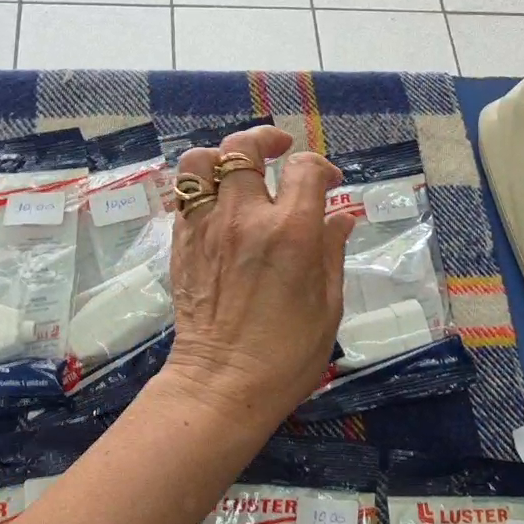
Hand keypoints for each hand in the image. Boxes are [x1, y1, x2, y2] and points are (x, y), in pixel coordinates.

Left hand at [164, 125, 352, 429]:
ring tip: (239, 169)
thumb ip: (332, 251)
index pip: (305, 168)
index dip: (322, 168)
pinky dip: (201, 184)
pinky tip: (219, 201)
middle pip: (245, 148)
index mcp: (291, 233)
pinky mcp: (182, 243)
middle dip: (268, 139)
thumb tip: (341, 216)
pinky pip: (185, 193)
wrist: (221, 384)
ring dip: (223, 155)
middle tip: (281, 150)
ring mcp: (207, 228)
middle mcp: (245, 218)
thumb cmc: (287, 354)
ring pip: (202, 161)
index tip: (331, 184)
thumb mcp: (328, 304)